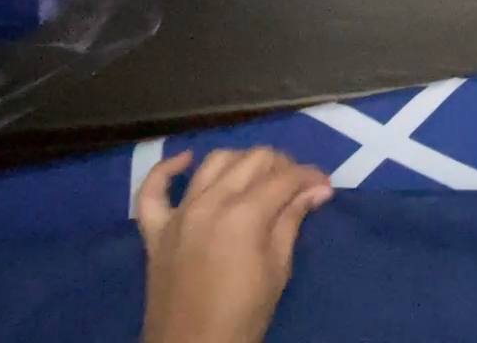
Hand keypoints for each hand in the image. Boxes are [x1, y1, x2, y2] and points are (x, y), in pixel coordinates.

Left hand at [135, 148, 334, 342]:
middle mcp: (210, 203)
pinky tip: (186, 161)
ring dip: (241, 162)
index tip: (324, 185)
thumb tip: (319, 188)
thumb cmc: (243, 317)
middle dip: (282, 166)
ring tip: (256, 178)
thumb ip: (293, 219)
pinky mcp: (155, 231)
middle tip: (296, 187)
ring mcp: (179, 214)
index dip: (310, 176)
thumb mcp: (278, 269)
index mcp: (244, 215)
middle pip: (254, 159)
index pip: (286, 177)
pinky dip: (166, 170)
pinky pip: (152, 191)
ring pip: (215, 162)